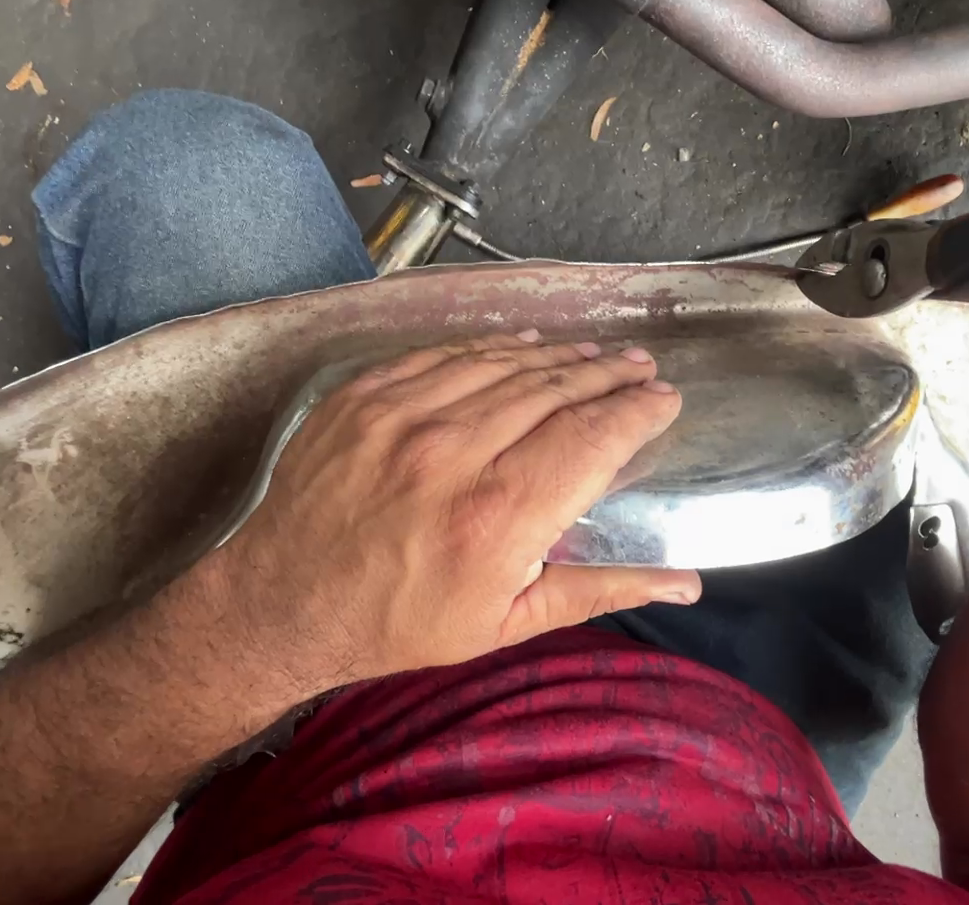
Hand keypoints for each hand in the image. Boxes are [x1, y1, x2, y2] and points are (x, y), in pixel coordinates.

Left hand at [209, 332, 698, 687]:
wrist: (284, 602)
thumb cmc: (399, 622)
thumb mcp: (502, 625)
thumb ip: (596, 591)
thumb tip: (684, 583)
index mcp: (496, 518)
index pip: (590, 439)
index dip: (636, 411)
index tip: (662, 398)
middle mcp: (452, 454)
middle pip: (553, 390)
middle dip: (608, 375)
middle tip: (639, 365)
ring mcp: (401, 416)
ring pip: (504, 364)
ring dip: (560, 355)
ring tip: (595, 354)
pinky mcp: (364, 396)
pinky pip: (445, 354)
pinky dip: (493, 346)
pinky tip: (524, 343)